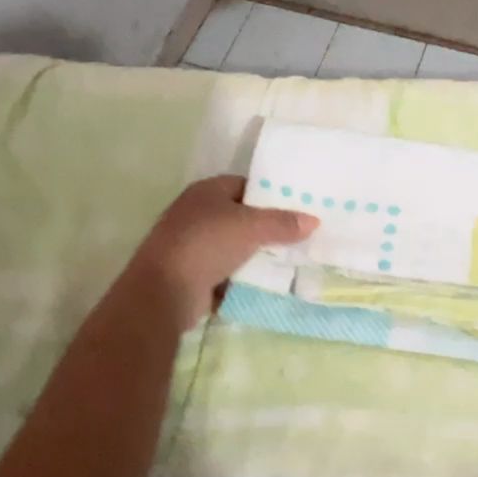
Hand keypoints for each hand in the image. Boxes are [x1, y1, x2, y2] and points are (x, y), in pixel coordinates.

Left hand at [124, 175, 317, 332]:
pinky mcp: (191, 273)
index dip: (269, 194)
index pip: (244, 185)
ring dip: (255, 254)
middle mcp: (196, 213)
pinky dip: (241, 276)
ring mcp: (191, 244)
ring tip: (289, 259)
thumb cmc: (206, 244)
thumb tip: (314, 220)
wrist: (163, 291)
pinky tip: (265, 281)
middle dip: (266, 227)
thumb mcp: (251, 228)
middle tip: (298, 235)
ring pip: (233, 245)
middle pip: (240, 216)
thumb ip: (282, 223)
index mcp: (206, 191)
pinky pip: (225, 270)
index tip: (296, 207)